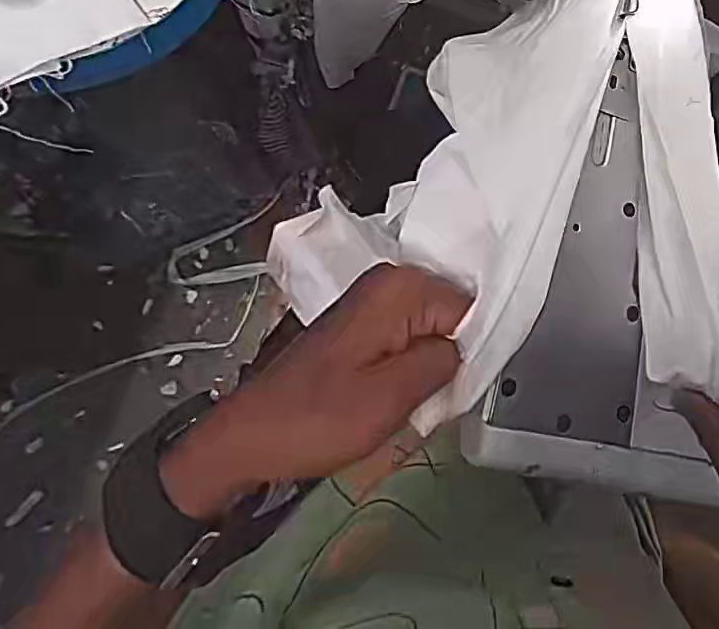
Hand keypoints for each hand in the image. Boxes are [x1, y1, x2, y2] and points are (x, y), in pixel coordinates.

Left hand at [160, 263, 470, 518]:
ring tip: (402, 396)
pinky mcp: (368, 317)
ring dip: (430, 364)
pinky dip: (412, 363)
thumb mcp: (390, 398)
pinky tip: (392, 389)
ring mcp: (378, 297)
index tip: (445, 387)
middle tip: (420, 395)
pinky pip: (414, 334)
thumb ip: (444, 362)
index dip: (467, 352)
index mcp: (400, 288)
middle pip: (454, 315)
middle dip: (448, 356)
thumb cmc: (313, 420)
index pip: (470, 310)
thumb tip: (466, 347)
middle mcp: (392, 280)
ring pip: (437, 328)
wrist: (247, 438)